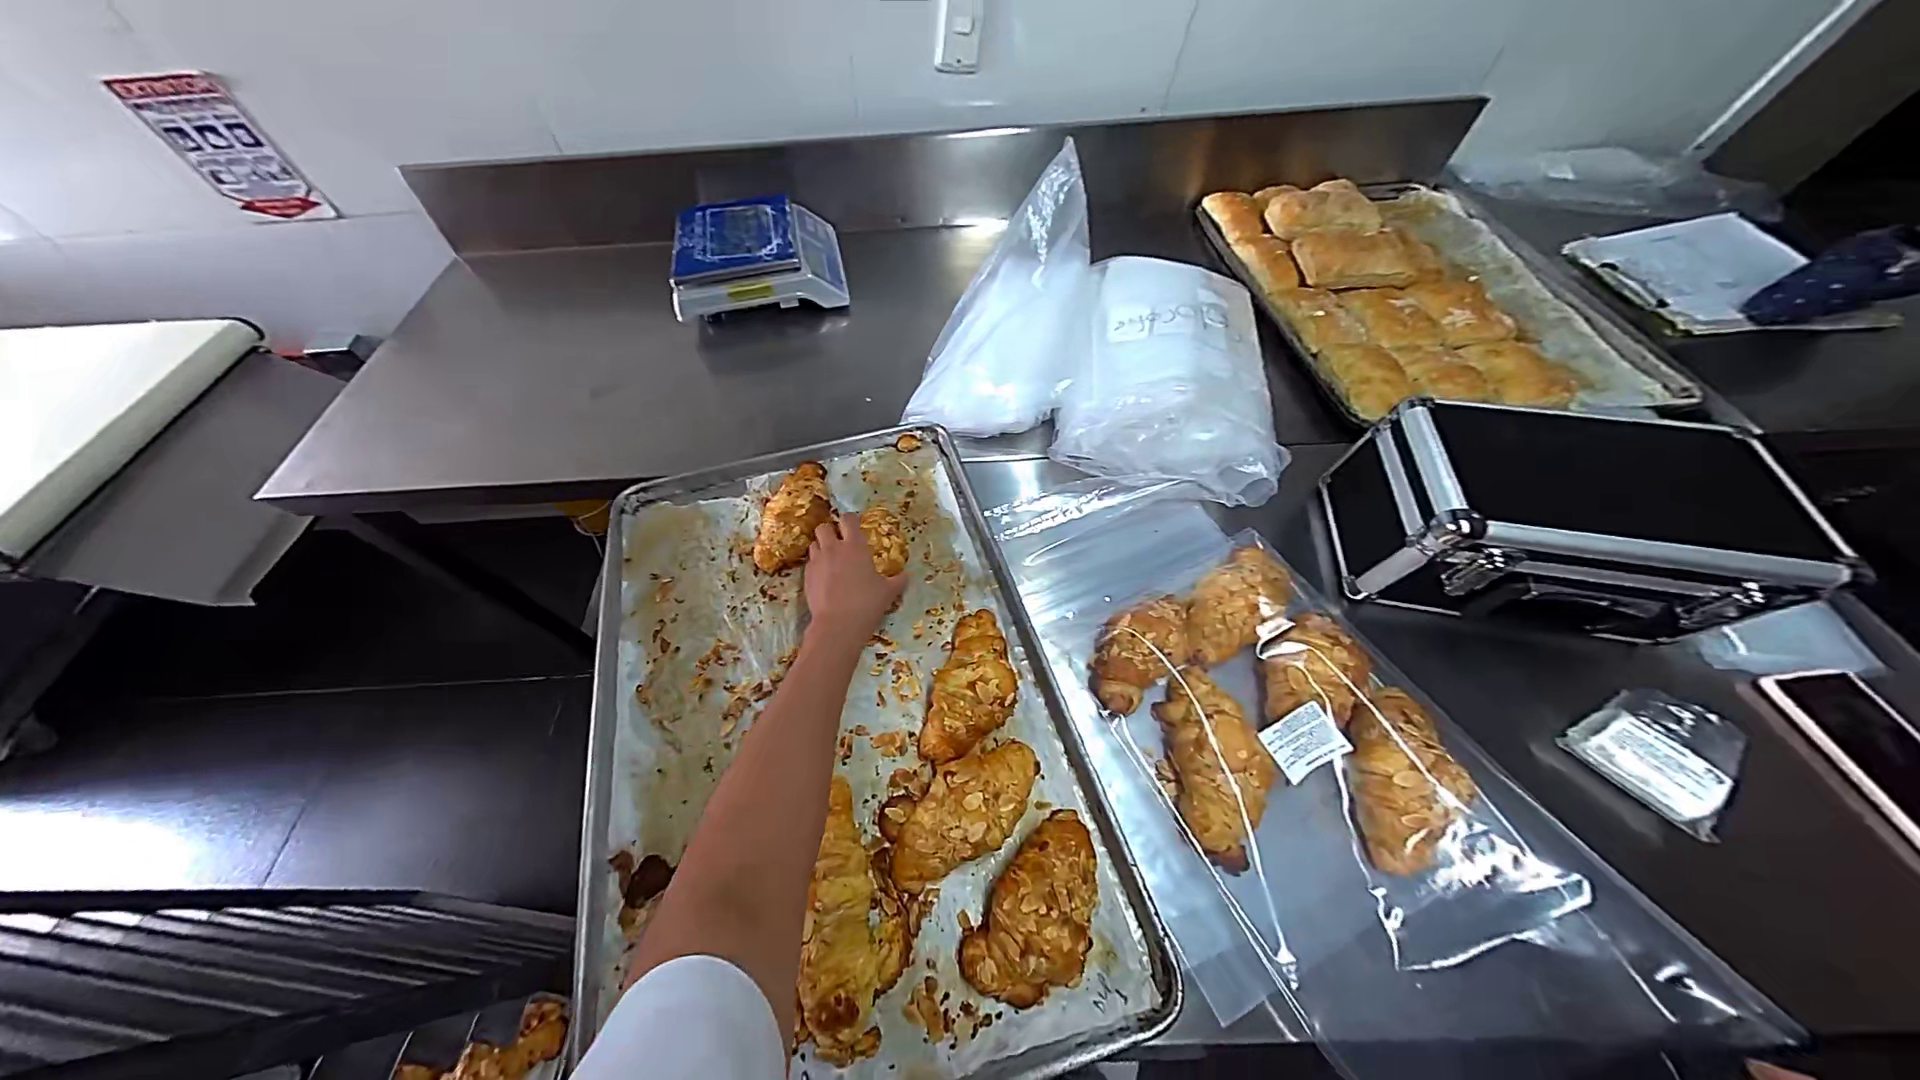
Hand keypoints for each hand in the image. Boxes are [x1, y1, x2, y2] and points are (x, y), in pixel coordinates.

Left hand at [803, 512, 907, 640]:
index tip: (855, 525)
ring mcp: (817, 562)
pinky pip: (810, 563)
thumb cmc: (867, 603)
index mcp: (855, 546)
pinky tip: (824, 577)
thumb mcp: (888, 592)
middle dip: (830, 531)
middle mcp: (834, 549)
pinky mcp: (806, 577)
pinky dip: (816, 565)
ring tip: (830, 559)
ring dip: (821, 547)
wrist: (838, 624)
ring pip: (814, 544)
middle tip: (839, 542)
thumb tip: (907, 576)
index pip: (848, 520)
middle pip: (824, 527)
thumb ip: (898, 580)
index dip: (850, 520)